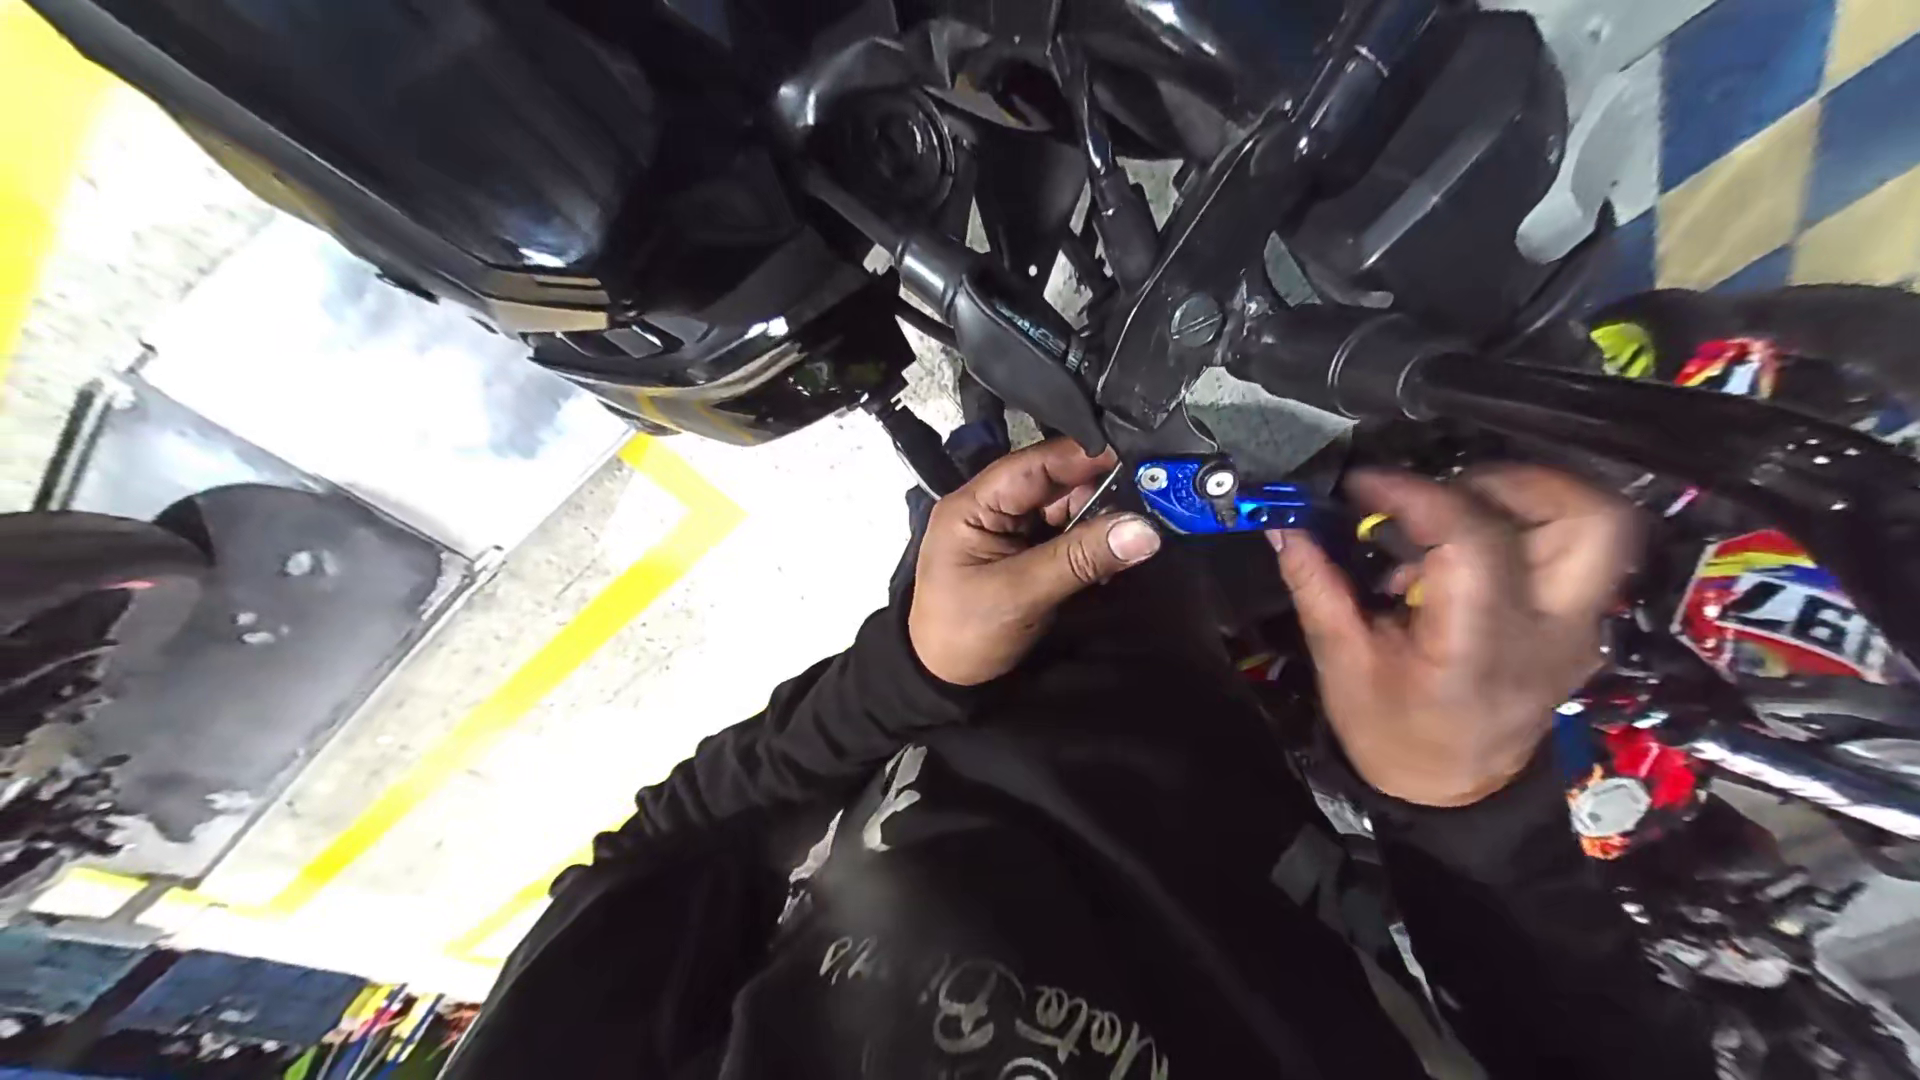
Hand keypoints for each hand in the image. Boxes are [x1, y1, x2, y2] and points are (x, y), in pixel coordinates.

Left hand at [910, 438, 1162, 685]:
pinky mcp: (1027, 555)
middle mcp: (992, 509)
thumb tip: (1144, 530)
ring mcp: (1011, 532)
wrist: (945, 680)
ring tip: (1142, 527)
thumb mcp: (1019, 594)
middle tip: (1152, 497)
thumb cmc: (964, 633)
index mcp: (973, 505)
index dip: (1084, 457)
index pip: (1034, 465)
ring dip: (1102, 518)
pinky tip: (1119, 552)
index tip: (1137, 457)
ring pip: (1066, 509)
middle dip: (1100, 489)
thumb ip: (1080, 559)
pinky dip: (1093, 542)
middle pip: (1055, 483)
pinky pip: (1067, 536)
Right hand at [1272, 466, 1640, 806]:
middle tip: (1430, 491)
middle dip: (1502, 482)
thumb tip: (1285, 528)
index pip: (1473, 541)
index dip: (1413, 495)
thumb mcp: (1340, 662)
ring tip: (1446, 512)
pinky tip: (1454, 552)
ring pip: (1594, 525)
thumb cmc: (1389, 731)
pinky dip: (1516, 527)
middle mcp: (1549, 629)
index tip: (1360, 486)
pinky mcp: (1576, 623)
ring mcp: (1576, 626)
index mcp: (1480, 645)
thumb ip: (1316, 587)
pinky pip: (1571, 549)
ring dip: (1521, 498)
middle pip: (1581, 518)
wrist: (1452, 786)